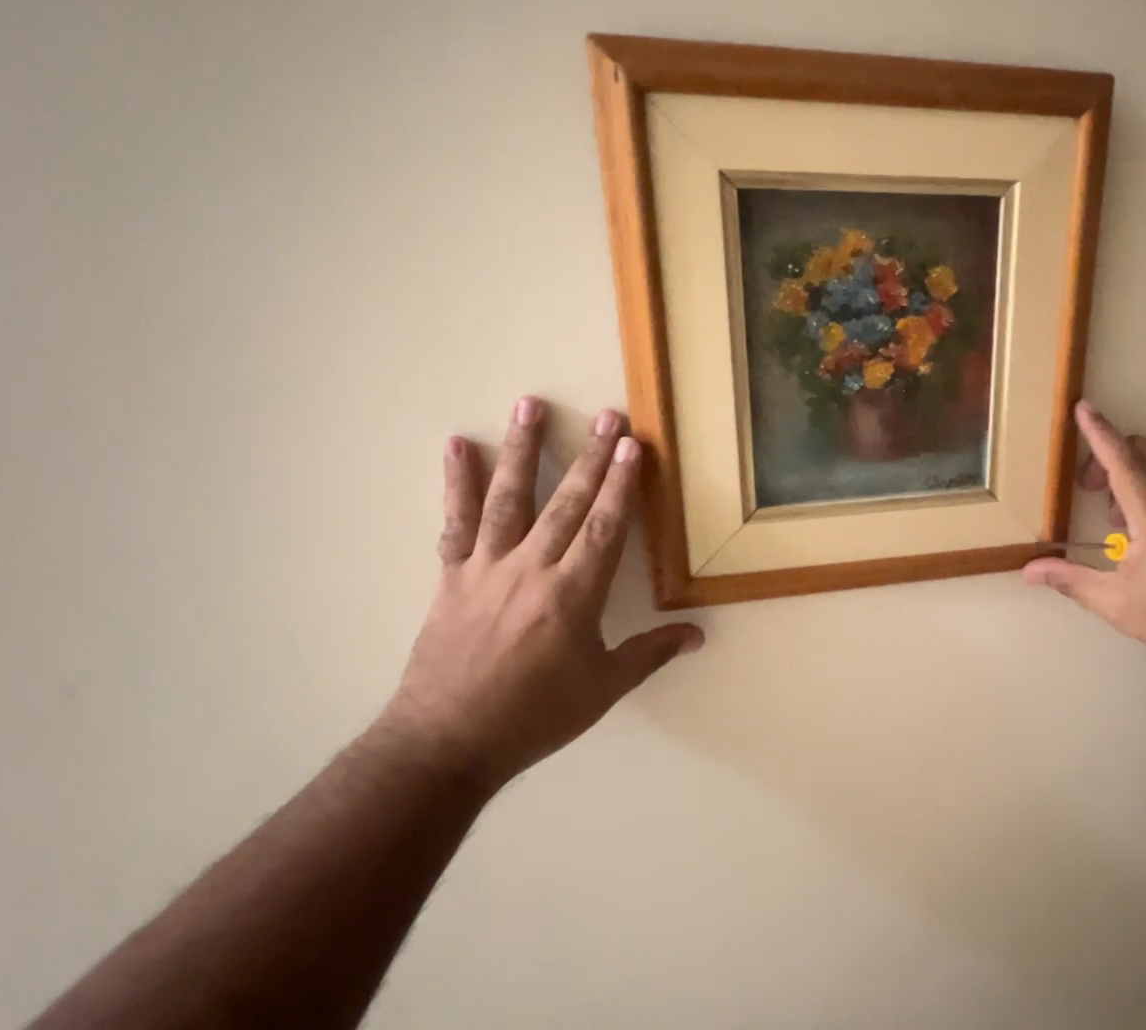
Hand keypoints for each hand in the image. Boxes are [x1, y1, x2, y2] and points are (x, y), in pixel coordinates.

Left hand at [376, 397, 701, 787]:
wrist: (447, 741)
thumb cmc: (534, 715)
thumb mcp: (603, 688)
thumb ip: (650, 654)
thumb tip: (698, 635)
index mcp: (574, 595)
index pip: (606, 527)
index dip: (622, 485)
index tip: (633, 446)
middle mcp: (532, 570)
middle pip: (567, 502)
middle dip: (590, 457)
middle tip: (606, 415)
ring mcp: (487, 569)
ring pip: (509, 498)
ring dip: (523, 449)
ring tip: (530, 404)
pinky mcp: (453, 577)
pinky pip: (456, 523)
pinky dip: (457, 483)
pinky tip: (457, 446)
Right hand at [1024, 401, 1145, 672]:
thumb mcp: (1117, 604)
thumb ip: (1071, 580)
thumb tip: (1029, 570)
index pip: (1123, 462)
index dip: (1099, 433)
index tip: (1082, 408)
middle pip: (1143, 452)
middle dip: (1109, 455)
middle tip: (1086, 488)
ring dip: (1131, 475)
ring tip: (1113, 520)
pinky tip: (1141, 533)